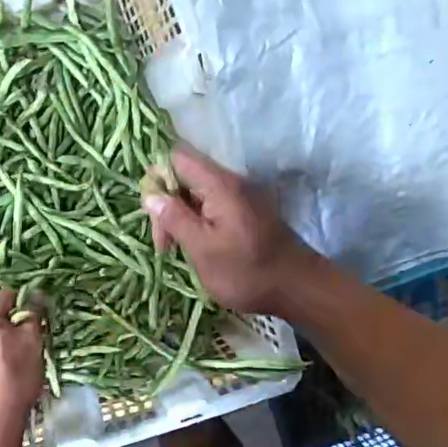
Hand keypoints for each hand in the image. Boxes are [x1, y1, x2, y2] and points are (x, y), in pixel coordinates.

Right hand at [143, 146, 324, 315]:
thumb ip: (175, 218)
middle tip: (165, 244)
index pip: (177, 158)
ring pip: (197, 194)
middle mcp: (232, 182)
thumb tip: (150, 195)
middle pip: (186, 176)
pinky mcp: (247, 213)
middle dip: (168, 204)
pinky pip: (212, 207)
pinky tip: (196, 248)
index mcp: (220, 185)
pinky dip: (198, 223)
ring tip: (177, 249)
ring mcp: (241, 197)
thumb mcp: (202, 249)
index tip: (154, 215)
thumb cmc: (246, 271)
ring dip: (182, 217)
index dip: (158, 179)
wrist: (297, 289)